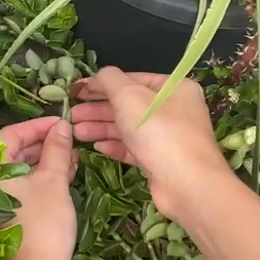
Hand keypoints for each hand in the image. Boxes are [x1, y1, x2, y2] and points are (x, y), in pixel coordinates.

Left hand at [0, 115, 77, 259]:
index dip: (38, 125)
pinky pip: (27, 187)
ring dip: (47, 160)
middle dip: (44, 142)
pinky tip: (66, 175)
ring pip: (23, 170)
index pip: (11, 133)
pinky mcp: (13, 215)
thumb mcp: (53, 182)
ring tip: (74, 157)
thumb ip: (57, 151)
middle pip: (16, 151)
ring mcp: (0, 199)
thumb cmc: (43, 225)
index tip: (63, 122)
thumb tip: (62, 127)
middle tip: (70, 139)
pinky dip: (45, 178)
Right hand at [70, 67, 233, 219]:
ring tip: (76, 132)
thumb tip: (98, 75)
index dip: (100, 84)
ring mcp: (168, 136)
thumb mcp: (128, 95)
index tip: (75, 91)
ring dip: (101, 128)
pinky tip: (97, 147)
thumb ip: (109, 79)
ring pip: (128, 127)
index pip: (131, 79)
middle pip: (127, 104)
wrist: (188, 184)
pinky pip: (133, 148)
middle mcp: (173, 109)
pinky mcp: (161, 160)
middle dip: (97, 109)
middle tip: (71, 114)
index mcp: (173, 88)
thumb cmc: (159, 131)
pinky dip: (115, 145)